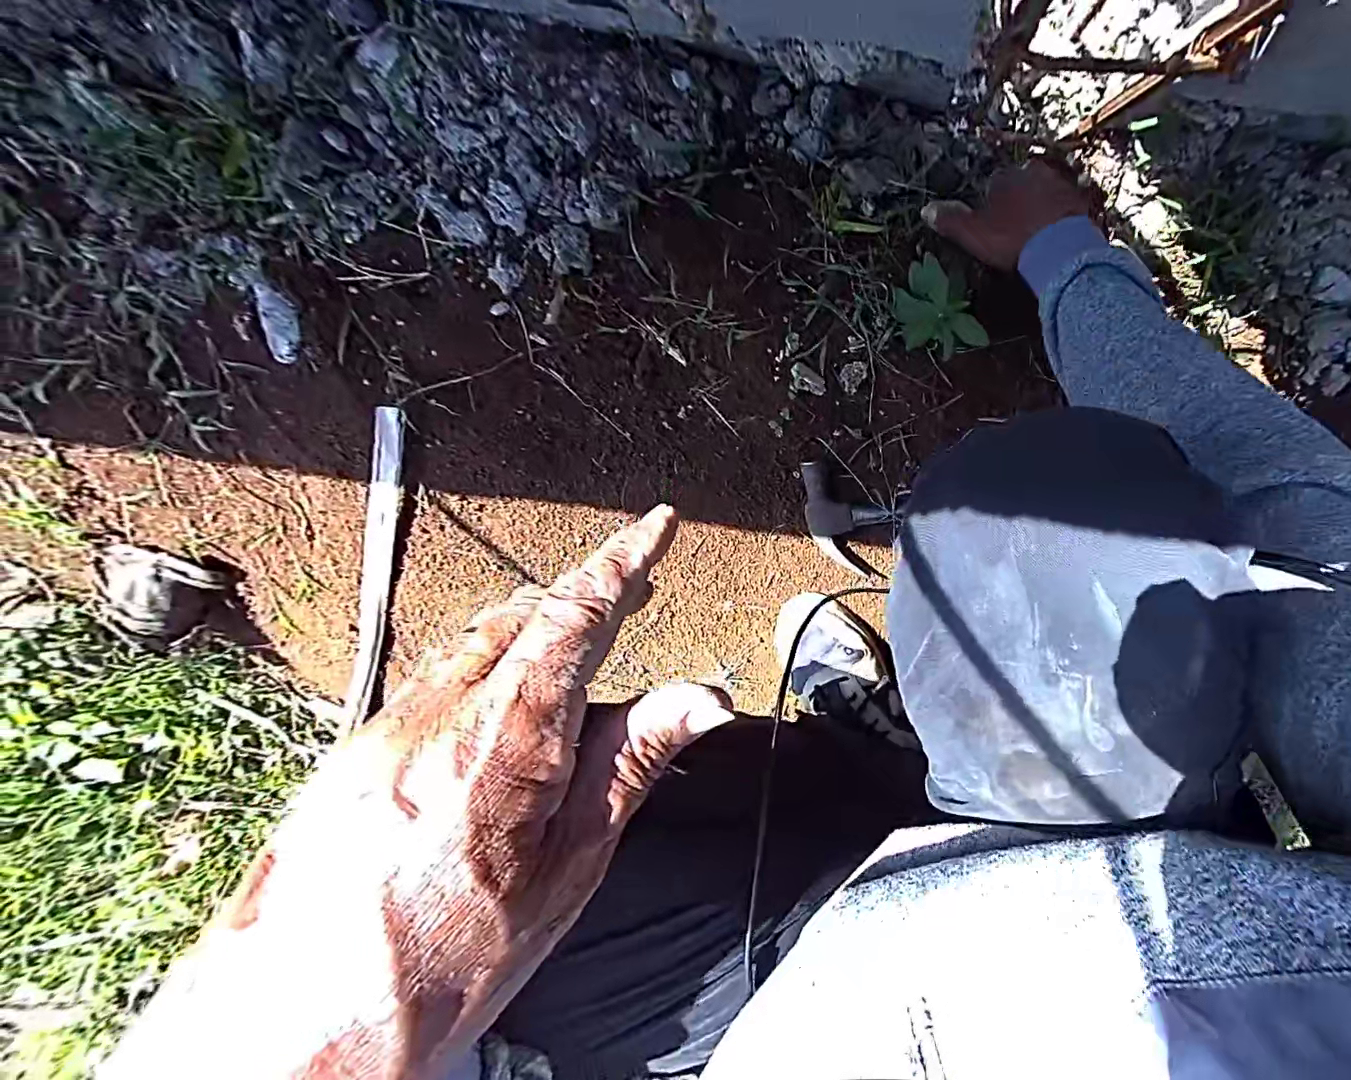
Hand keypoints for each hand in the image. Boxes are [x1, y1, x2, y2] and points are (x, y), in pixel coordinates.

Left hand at [102, 506, 733, 1079]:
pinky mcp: (354, 751)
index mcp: (504, 742)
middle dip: (592, 587)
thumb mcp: (575, 859)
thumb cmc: (443, 962)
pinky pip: (442, 670)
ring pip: (482, 637)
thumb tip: (704, 699)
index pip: (577, 617)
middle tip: (640, 583)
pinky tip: (520, 685)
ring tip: (592, 629)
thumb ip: (636, 758)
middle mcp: (434, 718)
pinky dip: (500, 653)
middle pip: (527, 613)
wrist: (281, 1046)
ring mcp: (383, 730)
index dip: (626, 560)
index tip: (657, 526)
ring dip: (547, 618)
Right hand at [923, 159, 1097, 270]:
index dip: (993, 204)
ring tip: (1040, 229)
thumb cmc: (1012, 240)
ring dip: (1042, 205)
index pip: (994, 185)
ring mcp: (1057, 183)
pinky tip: (1061, 229)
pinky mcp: (1078, 199)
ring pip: (1046, 190)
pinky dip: (1064, 213)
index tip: (995, 222)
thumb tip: (927, 210)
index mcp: (1003, 178)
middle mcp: (1031, 172)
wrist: (1058, 248)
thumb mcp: (974, 234)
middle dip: (1020, 200)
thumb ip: (951, 221)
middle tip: (1018, 225)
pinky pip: (1069, 202)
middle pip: (1022, 183)